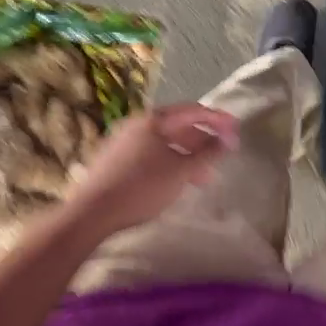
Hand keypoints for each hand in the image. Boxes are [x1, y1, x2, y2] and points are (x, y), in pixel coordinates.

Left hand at [63, 103, 239, 238]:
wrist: (89, 214)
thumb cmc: (141, 188)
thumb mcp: (181, 171)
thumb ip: (207, 153)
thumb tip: (227, 140)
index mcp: (154, 119)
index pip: (194, 111)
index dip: (218, 120)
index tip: (236, 131)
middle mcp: (137, 124)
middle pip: (178, 126)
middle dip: (202, 142)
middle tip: (220, 157)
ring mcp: (122, 141)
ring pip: (163, 143)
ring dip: (186, 156)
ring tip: (200, 177)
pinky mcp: (113, 160)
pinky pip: (149, 154)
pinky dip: (168, 162)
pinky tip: (173, 181)